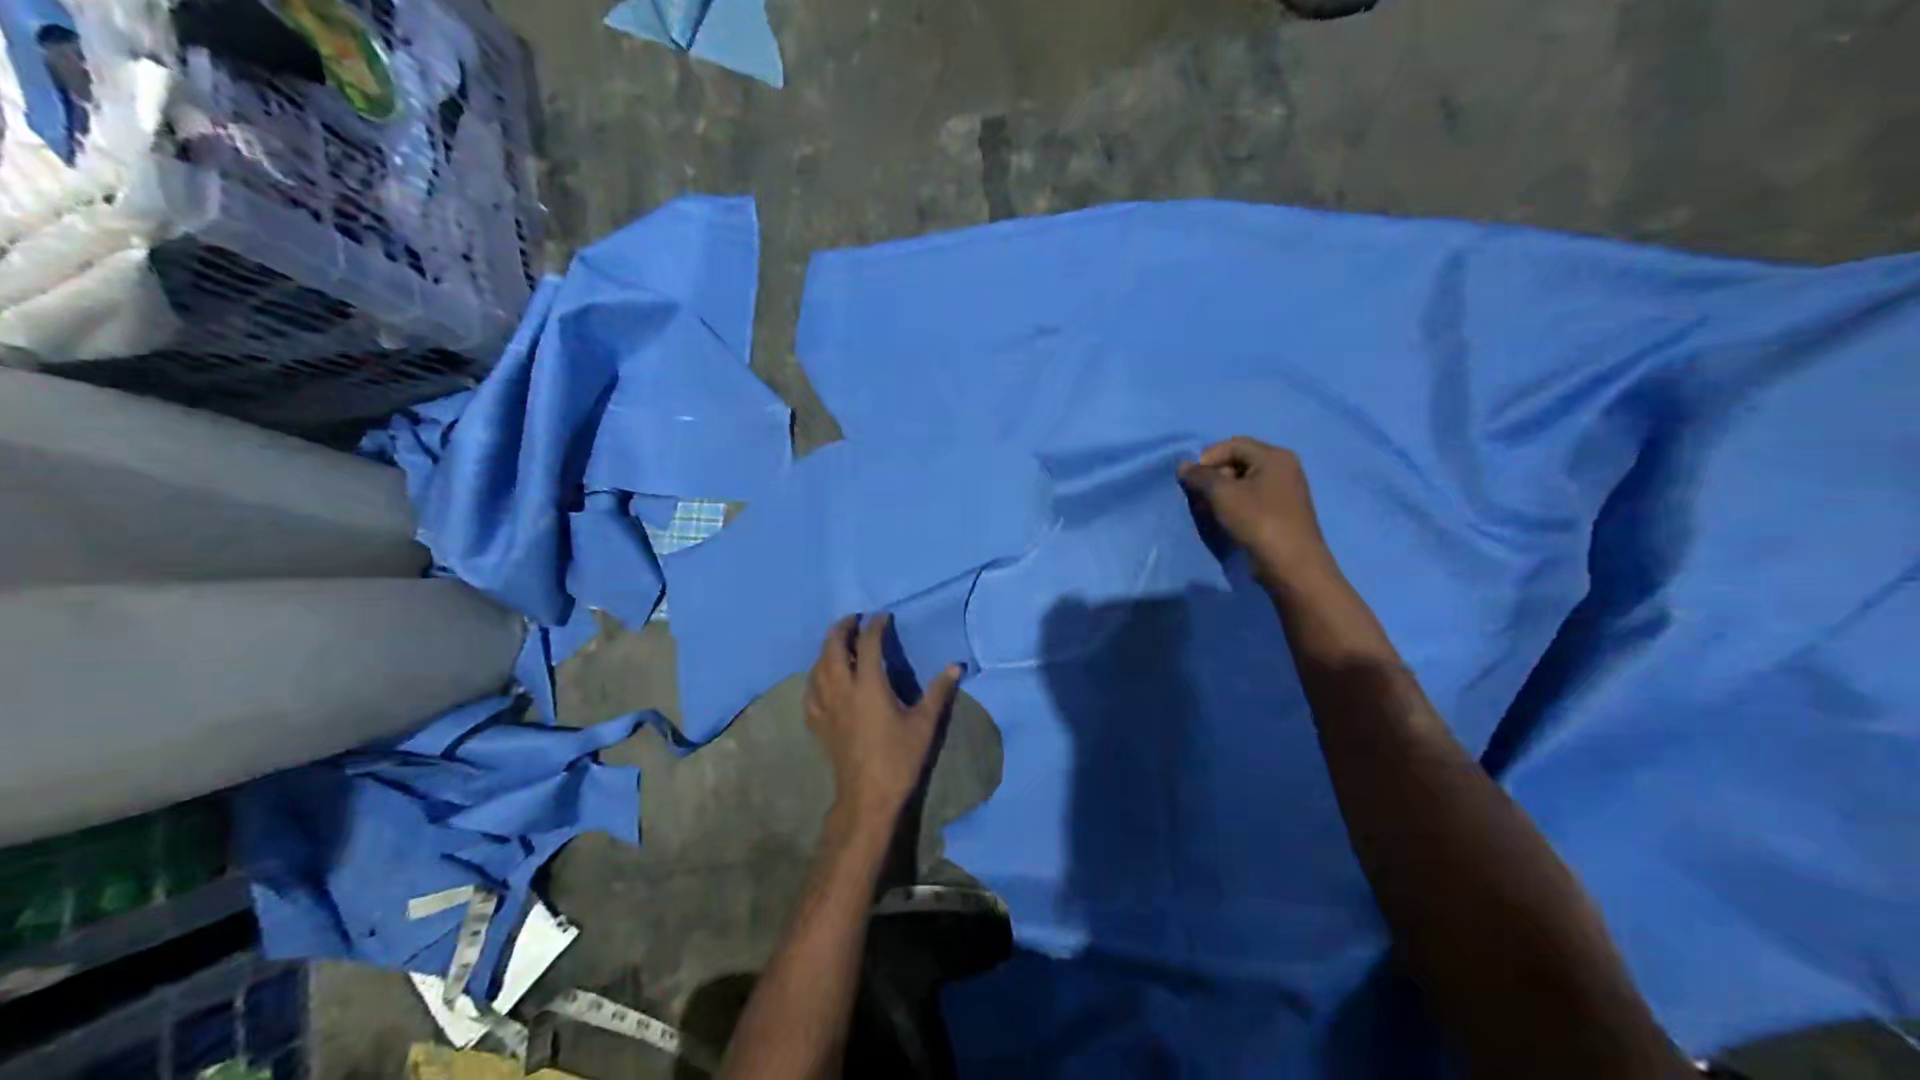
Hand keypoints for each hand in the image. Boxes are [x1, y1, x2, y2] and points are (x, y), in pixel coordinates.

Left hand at [804, 614, 961, 830]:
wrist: (867, 796)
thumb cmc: (899, 759)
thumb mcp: (924, 724)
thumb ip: (938, 692)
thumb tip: (956, 667)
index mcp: (869, 686)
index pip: (869, 644)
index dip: (876, 626)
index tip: (883, 616)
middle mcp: (842, 689)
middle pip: (834, 648)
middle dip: (842, 628)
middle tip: (854, 619)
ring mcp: (826, 706)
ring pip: (818, 666)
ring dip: (828, 648)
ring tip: (840, 643)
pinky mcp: (818, 723)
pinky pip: (810, 690)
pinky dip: (816, 675)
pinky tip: (822, 678)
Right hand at [1179, 436, 1334, 586]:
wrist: (1290, 563)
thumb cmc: (1258, 521)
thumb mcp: (1222, 494)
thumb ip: (1200, 476)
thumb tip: (1183, 467)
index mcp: (1274, 456)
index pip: (1233, 445)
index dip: (1208, 458)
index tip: (1192, 480)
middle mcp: (1282, 468)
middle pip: (1239, 462)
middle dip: (1213, 476)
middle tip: (1198, 497)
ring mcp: (1284, 491)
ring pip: (1243, 482)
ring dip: (1221, 493)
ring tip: (1206, 510)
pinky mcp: (1280, 511)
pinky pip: (1251, 499)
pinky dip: (1234, 504)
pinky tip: (1223, 519)